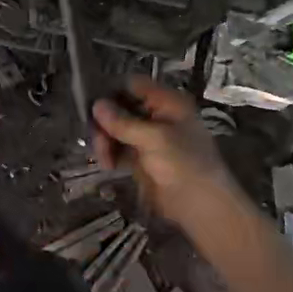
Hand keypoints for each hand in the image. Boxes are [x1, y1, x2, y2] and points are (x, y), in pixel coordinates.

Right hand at [92, 77, 240, 225]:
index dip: (112, 92)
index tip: (91, 107)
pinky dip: (111, 153)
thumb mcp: (154, 139)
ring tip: (104, 160)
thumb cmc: (184, 164)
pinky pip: (120, 148)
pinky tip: (107, 165)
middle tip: (98, 142)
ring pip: (118, 129)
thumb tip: (96, 105)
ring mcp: (149, 138)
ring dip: (106, 140)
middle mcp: (157, 115)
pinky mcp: (142, 159)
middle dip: (106, 122)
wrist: (201, 206)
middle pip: (122, 108)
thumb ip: (124, 122)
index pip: (134, 85)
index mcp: (167, 102)